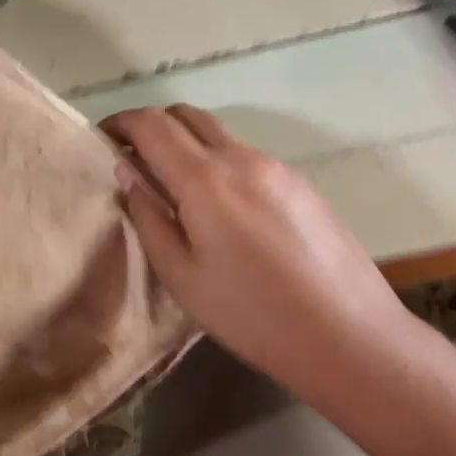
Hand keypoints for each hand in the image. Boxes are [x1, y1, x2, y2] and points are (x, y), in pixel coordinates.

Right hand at [101, 106, 415, 400]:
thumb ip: (148, 215)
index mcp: (205, 179)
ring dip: (186, 143)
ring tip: (175, 186)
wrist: (354, 341)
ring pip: (218, 133)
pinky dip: (217, 161)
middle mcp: (241, 159)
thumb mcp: (180, 275)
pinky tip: (221, 208)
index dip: (120, 123)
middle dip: (151, 126)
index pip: (150, 124)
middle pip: (184, 115)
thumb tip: (127, 172)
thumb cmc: (253, 315)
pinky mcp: (302, 185)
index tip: (102, 140)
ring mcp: (277, 169)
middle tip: (133, 158)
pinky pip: (245, 156)